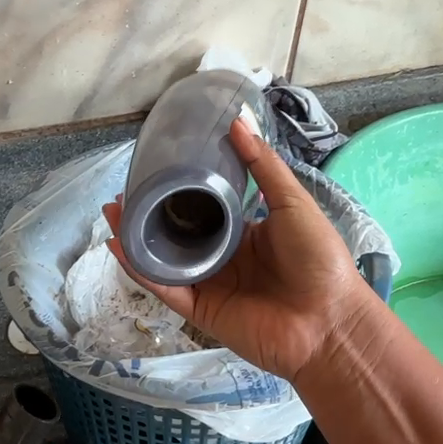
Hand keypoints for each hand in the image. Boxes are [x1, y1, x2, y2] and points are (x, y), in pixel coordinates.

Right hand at [104, 119, 374, 379]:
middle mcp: (222, 258)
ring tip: (112, 215)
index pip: (201, 211)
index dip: (176, 194)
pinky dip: (141, 270)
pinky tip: (121, 248)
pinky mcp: (200, 311)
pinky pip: (165, 287)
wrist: (330, 321)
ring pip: (162, 259)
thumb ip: (263, 165)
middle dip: (146, 216)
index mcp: (243, 234)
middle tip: (121, 195)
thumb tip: (237, 121)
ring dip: (135, 239)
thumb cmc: (319, 260)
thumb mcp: (292, 203)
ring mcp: (208, 285)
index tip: (152, 173)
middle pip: (174, 234)